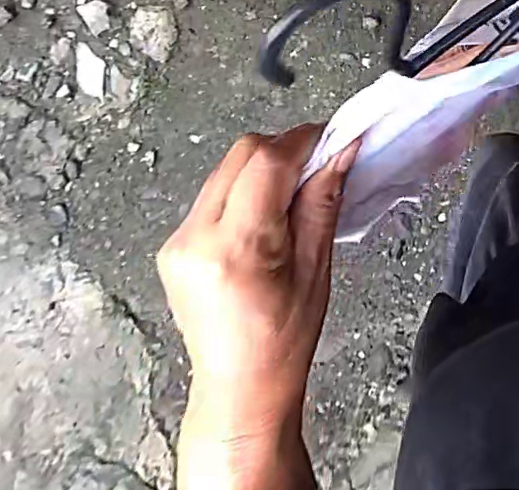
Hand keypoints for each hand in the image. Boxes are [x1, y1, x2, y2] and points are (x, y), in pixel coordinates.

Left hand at [157, 123, 359, 488]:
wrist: (240, 382)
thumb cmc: (285, 333)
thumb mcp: (318, 262)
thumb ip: (323, 198)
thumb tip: (342, 149)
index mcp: (235, 248)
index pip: (267, 162)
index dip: (306, 139)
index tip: (337, 136)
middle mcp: (195, 240)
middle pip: (243, 154)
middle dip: (288, 146)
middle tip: (324, 158)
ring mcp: (178, 241)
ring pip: (229, 166)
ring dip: (270, 162)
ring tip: (302, 184)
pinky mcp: (176, 243)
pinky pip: (218, 188)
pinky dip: (252, 181)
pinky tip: (276, 203)